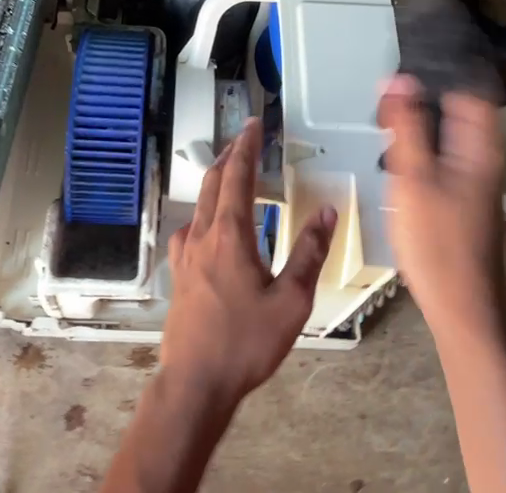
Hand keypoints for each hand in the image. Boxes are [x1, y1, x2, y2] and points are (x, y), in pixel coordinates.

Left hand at [160, 120, 336, 407]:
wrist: (195, 383)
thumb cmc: (245, 343)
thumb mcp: (291, 301)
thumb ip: (309, 253)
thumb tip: (326, 212)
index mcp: (230, 235)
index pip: (238, 176)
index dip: (247, 146)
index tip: (254, 123)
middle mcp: (202, 236)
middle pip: (213, 182)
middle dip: (230, 155)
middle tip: (245, 137)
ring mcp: (184, 254)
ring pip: (199, 203)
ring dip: (216, 180)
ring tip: (232, 173)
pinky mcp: (178, 274)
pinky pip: (190, 228)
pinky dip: (205, 211)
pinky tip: (210, 226)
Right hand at [378, 76, 505, 331]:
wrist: (462, 307)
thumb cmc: (438, 243)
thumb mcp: (413, 177)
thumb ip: (405, 126)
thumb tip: (398, 80)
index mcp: (481, 146)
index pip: (472, 88)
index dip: (445, 69)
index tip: (411, 58)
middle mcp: (486, 158)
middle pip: (462, 109)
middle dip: (428, 94)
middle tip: (391, 89)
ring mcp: (477, 181)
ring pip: (452, 134)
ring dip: (423, 121)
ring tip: (388, 116)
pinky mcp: (465, 199)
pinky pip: (445, 156)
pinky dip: (423, 146)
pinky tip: (398, 155)